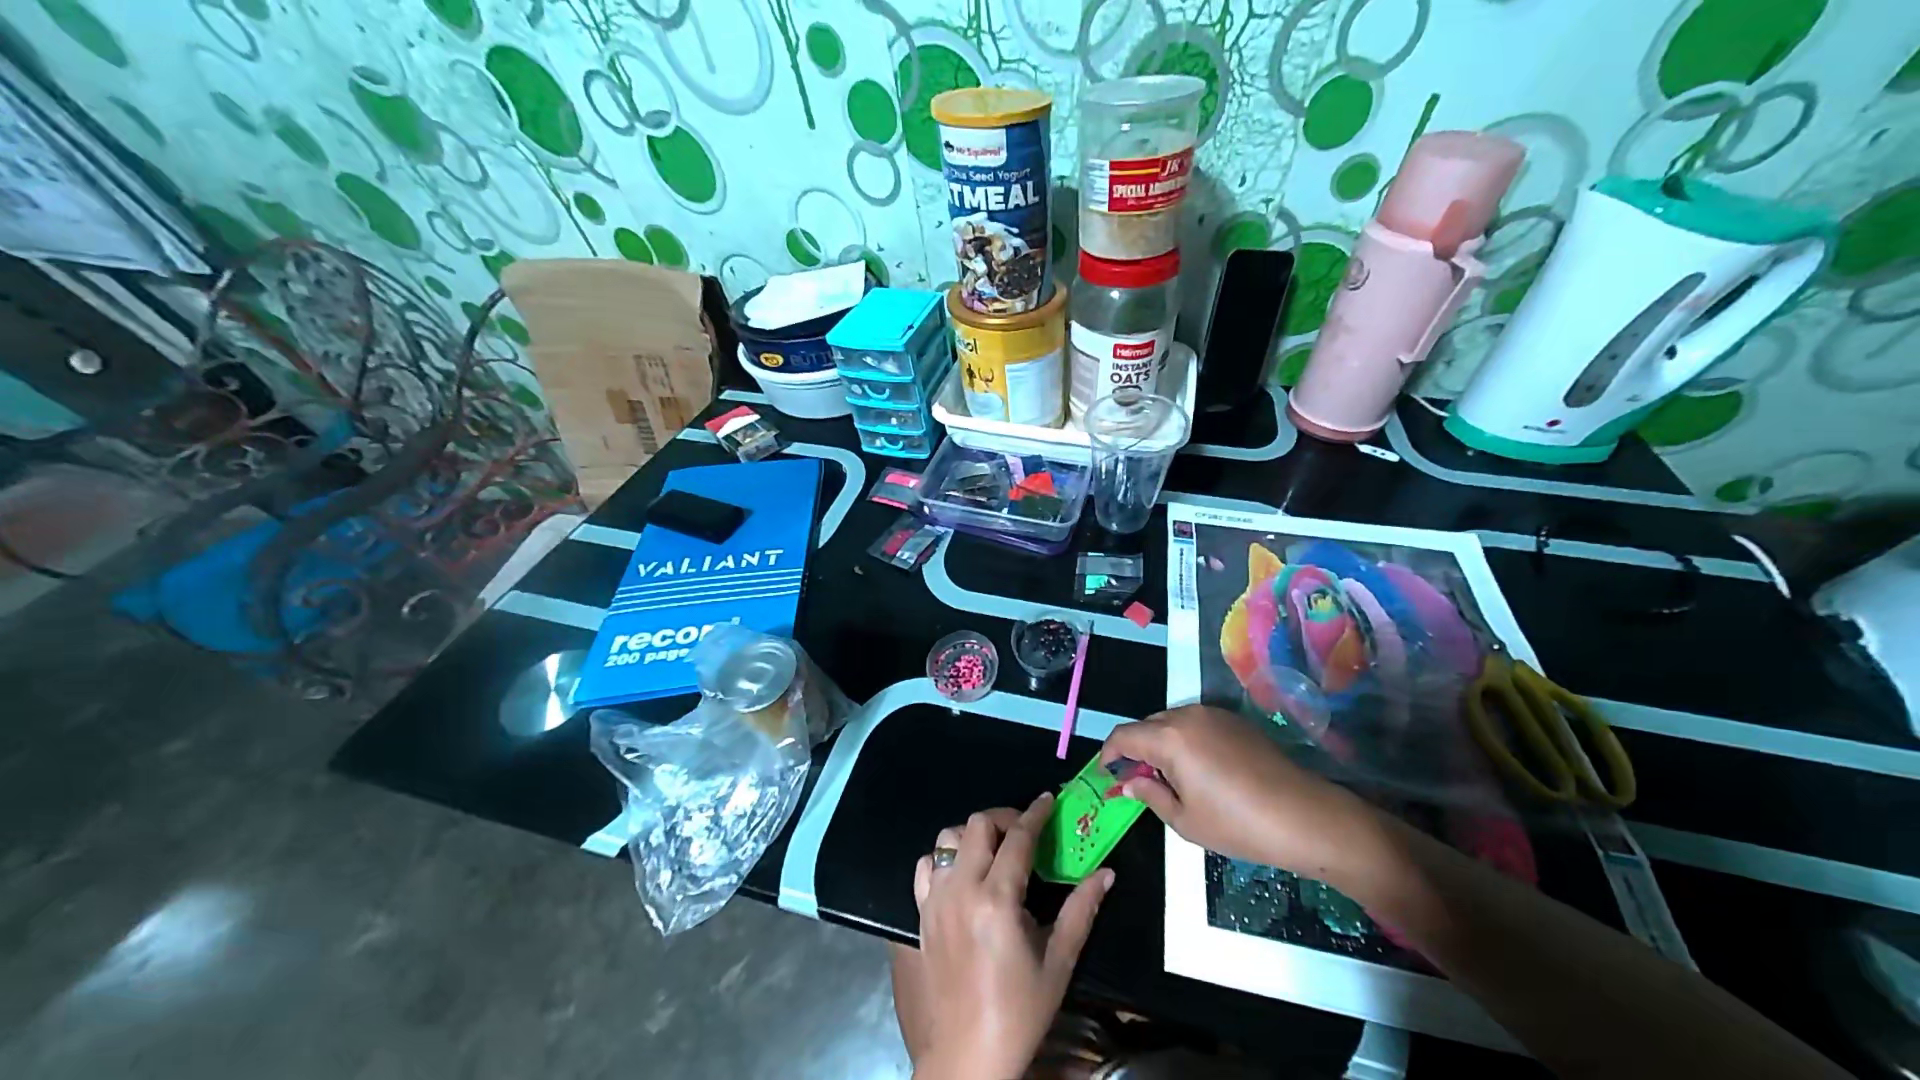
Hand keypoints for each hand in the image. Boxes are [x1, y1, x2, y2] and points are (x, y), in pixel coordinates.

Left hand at [910, 793, 1113, 1079]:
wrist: (967, 1053)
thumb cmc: (1019, 1011)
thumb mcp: (1058, 962)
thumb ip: (1080, 910)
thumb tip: (1106, 874)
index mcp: (997, 899)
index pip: (1017, 839)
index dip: (1034, 814)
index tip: (1047, 799)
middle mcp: (961, 889)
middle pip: (978, 825)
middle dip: (1004, 818)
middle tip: (1025, 832)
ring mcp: (935, 899)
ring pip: (948, 838)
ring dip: (973, 834)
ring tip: (995, 851)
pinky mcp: (920, 913)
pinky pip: (926, 866)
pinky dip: (944, 857)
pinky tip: (962, 873)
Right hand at [1100, 704, 1378, 876]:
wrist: (1304, 816)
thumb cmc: (1238, 825)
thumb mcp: (1184, 820)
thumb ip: (1150, 795)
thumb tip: (1130, 783)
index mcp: (1168, 738)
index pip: (1123, 736)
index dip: (1110, 754)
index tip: (1108, 775)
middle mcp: (1187, 716)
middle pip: (1146, 726)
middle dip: (1136, 750)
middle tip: (1140, 783)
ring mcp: (1214, 714)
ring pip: (1171, 722)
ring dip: (1161, 744)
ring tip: (1171, 778)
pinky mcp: (1235, 720)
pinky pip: (1196, 724)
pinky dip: (1185, 741)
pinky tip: (1200, 770)